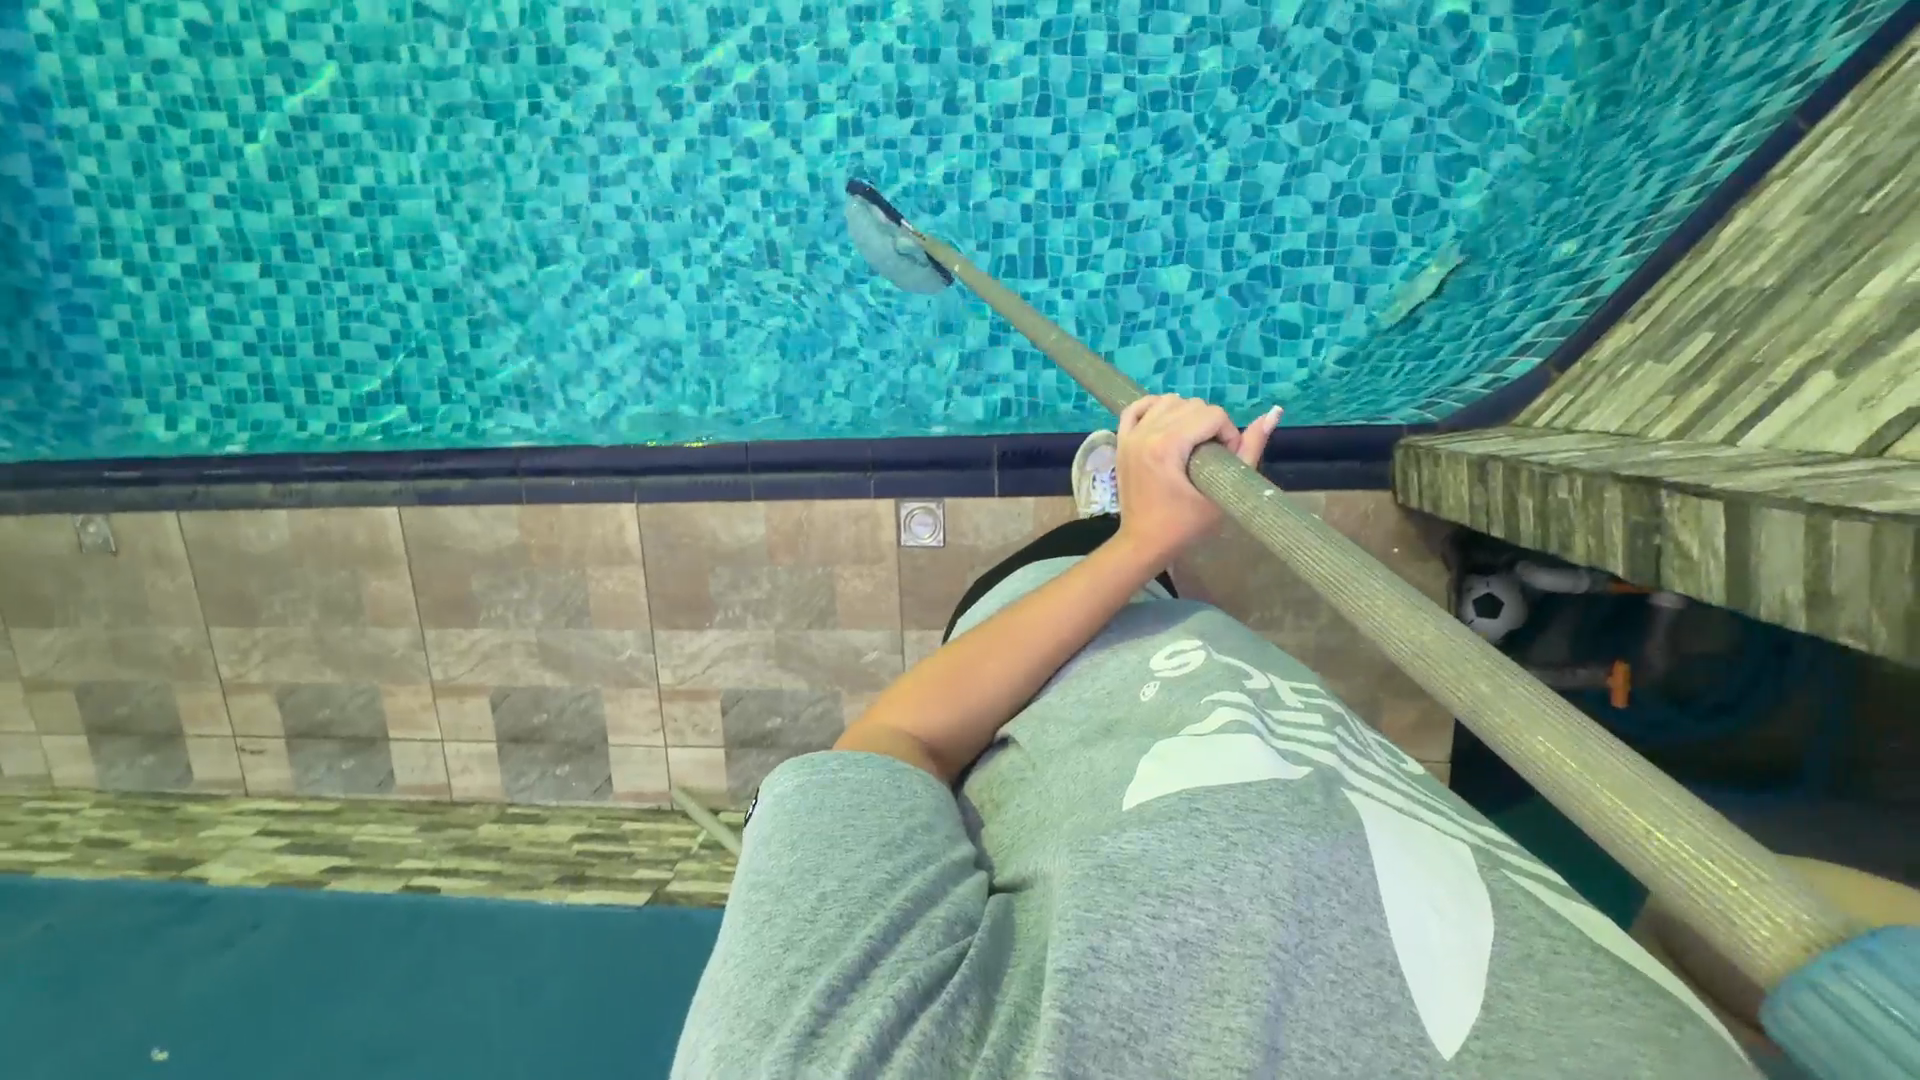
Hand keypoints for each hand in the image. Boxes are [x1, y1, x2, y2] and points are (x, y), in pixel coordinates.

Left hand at [1113, 396, 1281, 563]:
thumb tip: (1272, 414)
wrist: (1144, 542)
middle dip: (1211, 425)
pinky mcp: (1121, 441)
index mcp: (1166, 446)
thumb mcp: (1223, 491)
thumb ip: (1249, 451)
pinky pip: (1136, 407)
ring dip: (1187, 415)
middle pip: (1192, 404)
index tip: (1227, 460)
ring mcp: (1129, 436)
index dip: (1229, 434)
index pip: (1212, 415)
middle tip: (1212, 455)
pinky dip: (1154, 408)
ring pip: (1167, 401)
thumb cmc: (1184, 525)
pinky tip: (1168, 424)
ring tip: (1192, 442)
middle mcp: (1145, 433)